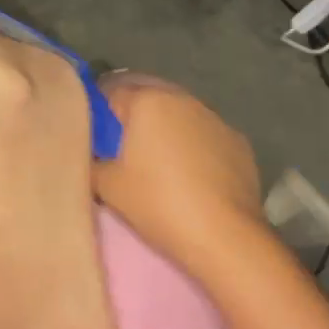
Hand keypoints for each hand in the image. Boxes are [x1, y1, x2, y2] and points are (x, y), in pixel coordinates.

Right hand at [91, 77, 262, 269]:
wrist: (225, 237)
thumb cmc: (159, 204)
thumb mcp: (109, 187)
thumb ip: (92, 162)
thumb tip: (90, 154)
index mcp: (147, 101)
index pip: (112, 91)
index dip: (100, 109)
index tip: (94, 130)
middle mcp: (182, 98)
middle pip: (149, 95)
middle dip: (135, 112)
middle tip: (123, 142)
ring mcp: (214, 118)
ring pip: (180, 112)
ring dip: (167, 125)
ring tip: (160, 156)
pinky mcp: (238, 141)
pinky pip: (206, 134)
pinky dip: (195, 143)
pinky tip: (193, 172)